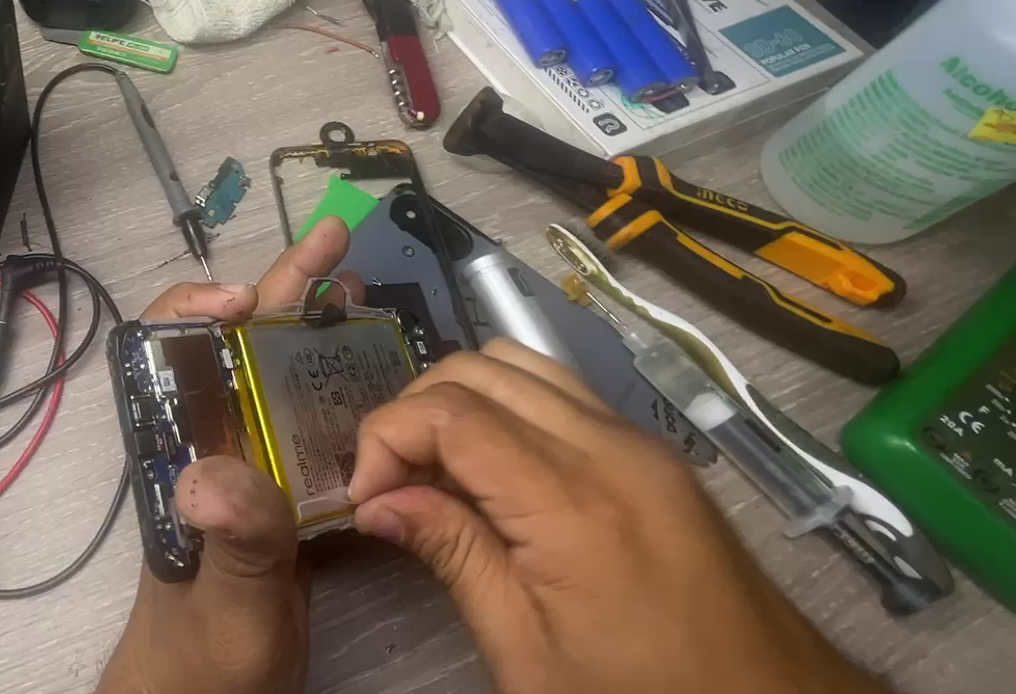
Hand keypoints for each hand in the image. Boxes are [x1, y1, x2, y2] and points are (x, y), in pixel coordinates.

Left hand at [97, 217, 360, 693]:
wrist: (217, 691)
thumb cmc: (201, 647)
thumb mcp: (223, 597)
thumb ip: (230, 539)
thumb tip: (215, 474)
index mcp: (180, 443)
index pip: (162, 351)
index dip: (193, 310)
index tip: (242, 301)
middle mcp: (213, 433)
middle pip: (237, 343)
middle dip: (279, 288)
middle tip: (331, 241)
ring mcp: (252, 454)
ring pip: (279, 371)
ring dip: (315, 324)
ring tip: (359, 286)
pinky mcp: (287, 483)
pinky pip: (315, 420)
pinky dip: (342, 386)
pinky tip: (379, 367)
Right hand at [347, 340, 887, 693]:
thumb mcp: (528, 654)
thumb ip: (450, 555)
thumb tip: (375, 502)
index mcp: (574, 502)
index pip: (447, 413)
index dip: (385, 438)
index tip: (367, 496)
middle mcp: (607, 447)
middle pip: (472, 371)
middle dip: (411, 413)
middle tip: (395, 482)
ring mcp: (635, 438)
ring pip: (511, 361)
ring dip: (455, 398)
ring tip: (439, 463)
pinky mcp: (648, 446)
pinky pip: (553, 385)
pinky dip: (501, 400)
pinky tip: (492, 459)